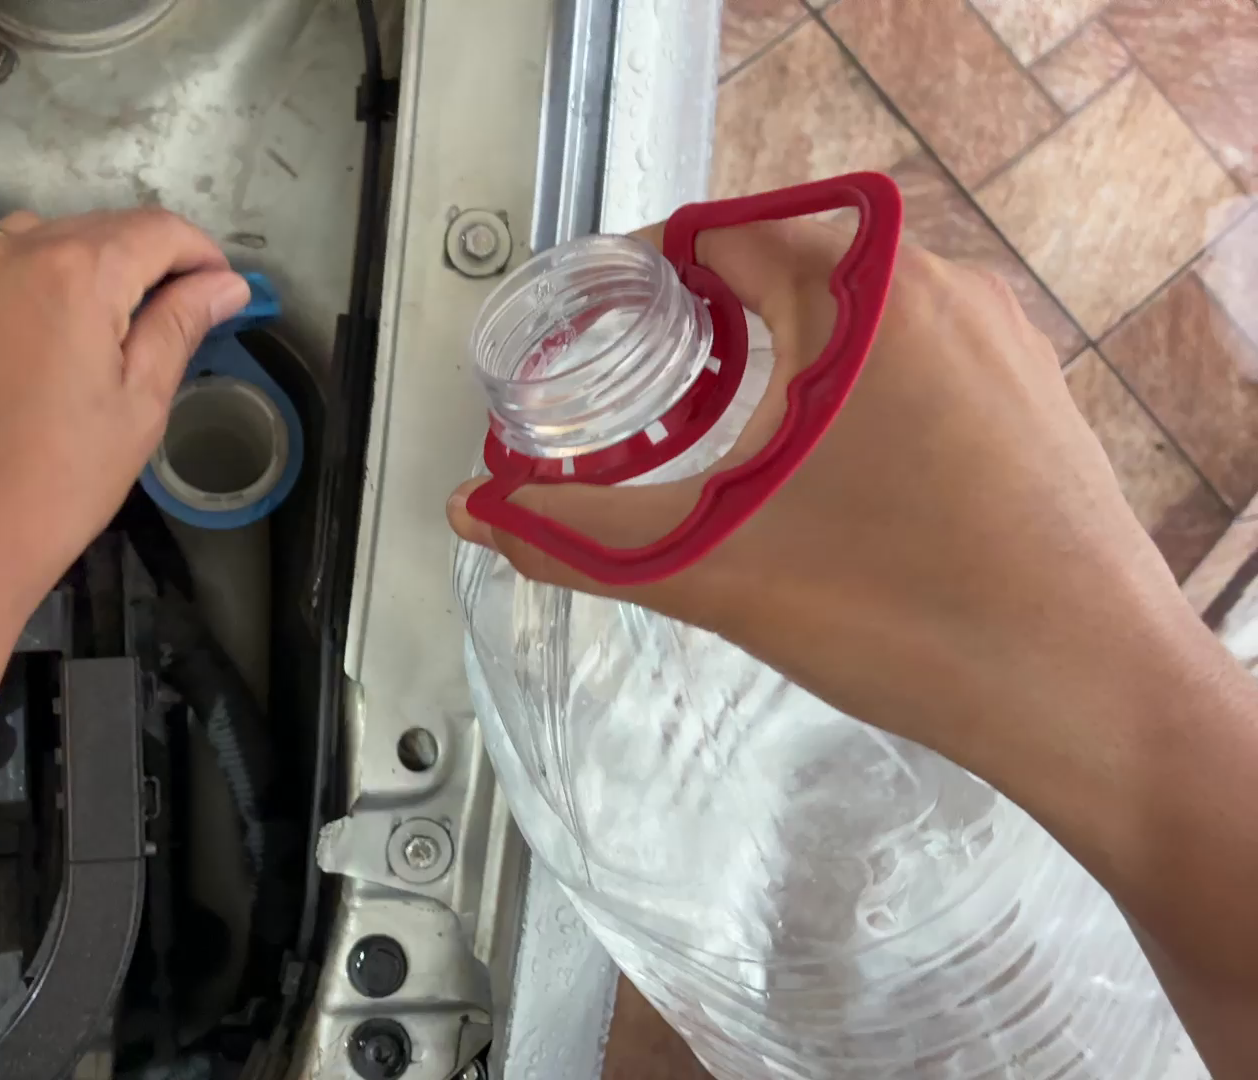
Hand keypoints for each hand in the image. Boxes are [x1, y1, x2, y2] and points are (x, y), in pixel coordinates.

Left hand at [0, 208, 249, 621]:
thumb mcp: (139, 405)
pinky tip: (30, 351)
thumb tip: (226, 284)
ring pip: (36, 242)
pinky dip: (25, 292)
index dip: (201, 254)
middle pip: (97, 230)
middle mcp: (5, 252)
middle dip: (146, 263)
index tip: (222, 290)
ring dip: (83, 269)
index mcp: (75, 272)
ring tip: (98, 331)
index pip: (157, 230)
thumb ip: (180, 326)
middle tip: (171, 320)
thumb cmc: (60, 484)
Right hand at [446, 218, 1257, 1068]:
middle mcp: (939, 296)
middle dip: (683, 305)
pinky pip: (888, 340)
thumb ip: (572, 537)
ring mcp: (992, 342)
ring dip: (750, 333)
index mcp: (866, 308)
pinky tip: (780, 437)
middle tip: (613, 368)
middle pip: (775, 259)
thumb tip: (466, 511)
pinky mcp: (1014, 393)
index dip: (635, 268)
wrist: (1092, 706)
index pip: (721, 237)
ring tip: (682, 401)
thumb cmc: (896, 614)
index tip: (577, 320)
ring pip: (835, 300)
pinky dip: (812, 361)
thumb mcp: (706, 567)